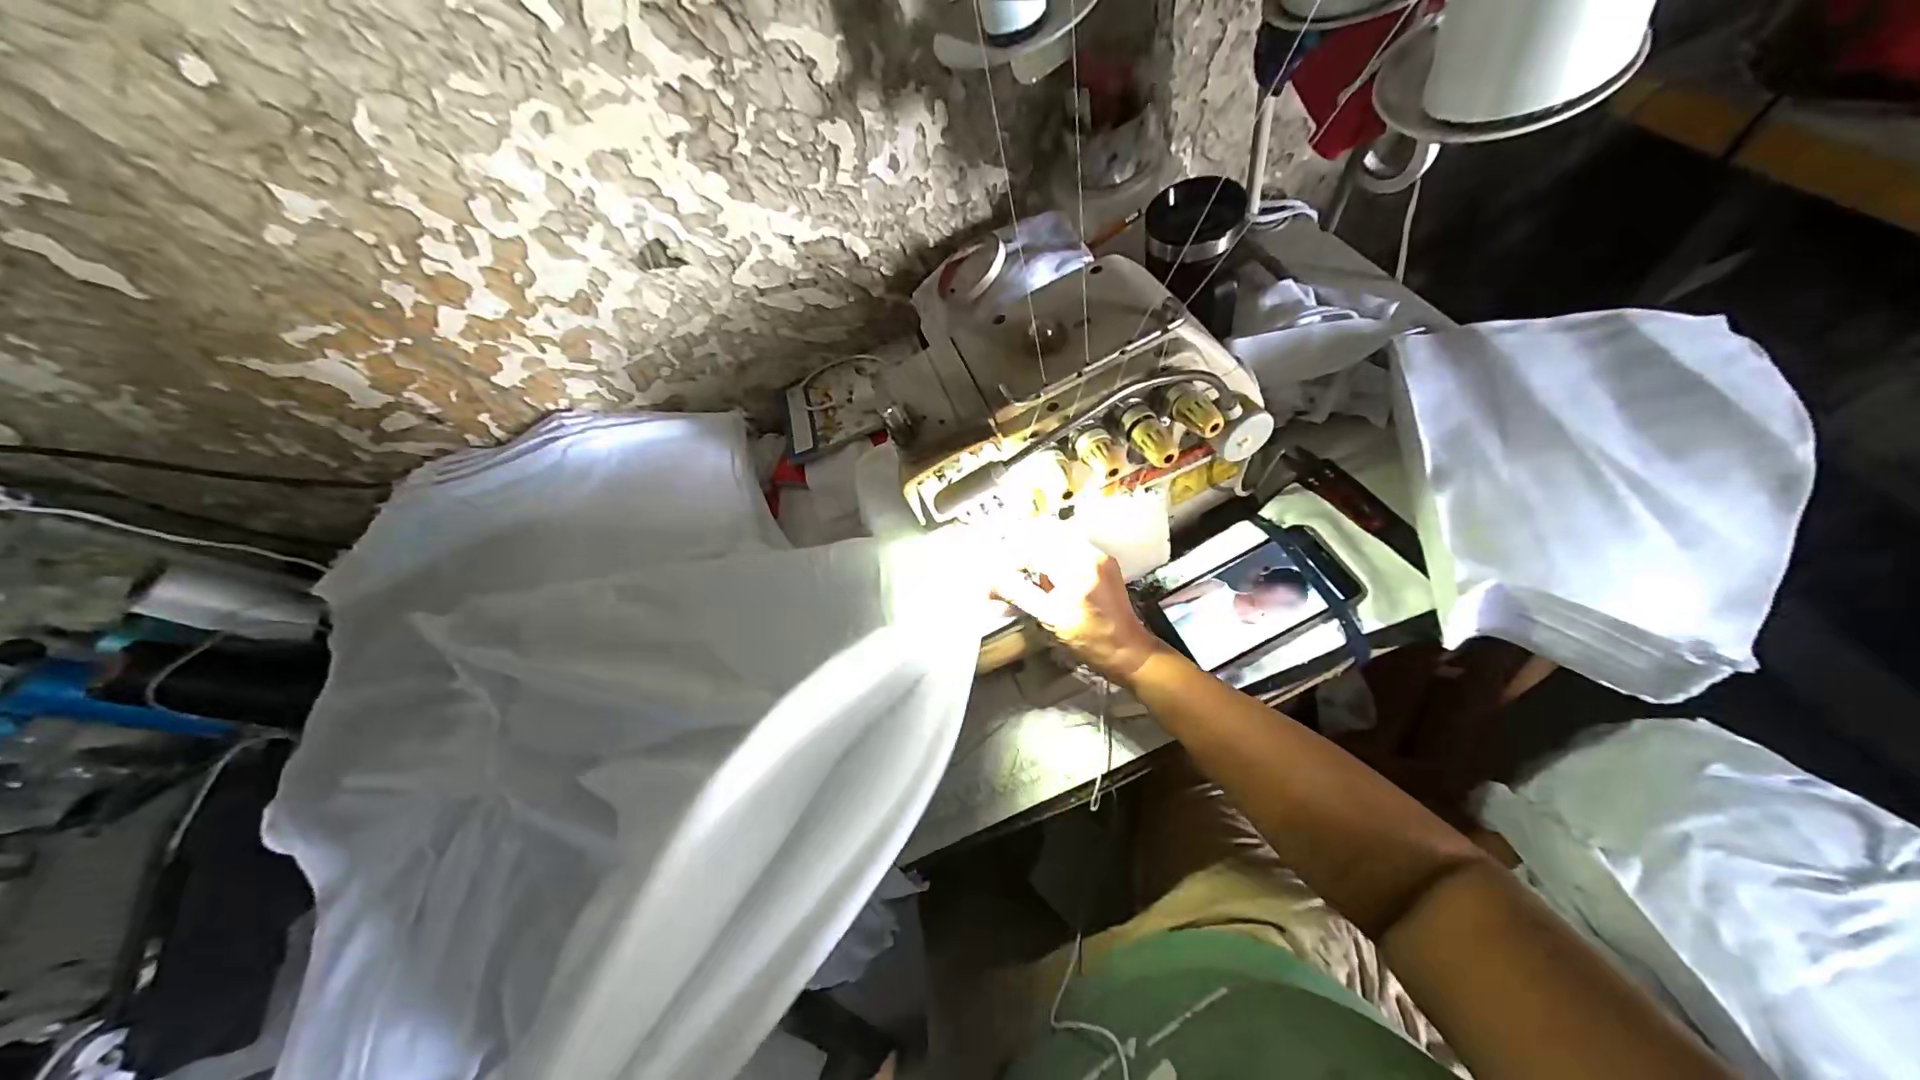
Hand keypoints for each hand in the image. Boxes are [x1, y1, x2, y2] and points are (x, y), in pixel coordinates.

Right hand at [990, 524, 1169, 682]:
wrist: (1128, 650)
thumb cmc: (1088, 640)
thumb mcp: (1050, 618)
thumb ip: (1019, 594)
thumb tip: (991, 583)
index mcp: (1076, 568)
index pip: (1032, 550)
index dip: (1010, 561)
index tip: (997, 577)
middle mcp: (1089, 553)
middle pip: (1045, 538)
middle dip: (1022, 551)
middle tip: (1007, 569)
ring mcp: (1099, 555)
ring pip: (1058, 539)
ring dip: (1037, 550)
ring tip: (1024, 570)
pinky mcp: (1104, 561)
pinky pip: (1071, 547)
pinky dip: (1054, 554)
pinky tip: (1048, 573)